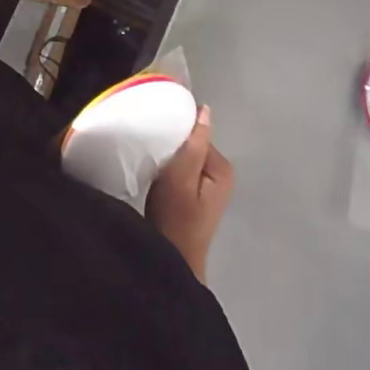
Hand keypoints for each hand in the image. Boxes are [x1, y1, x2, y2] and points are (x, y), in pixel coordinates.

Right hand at [145, 106, 231, 280]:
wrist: (172, 259)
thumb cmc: (175, 218)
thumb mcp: (180, 177)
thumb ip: (193, 144)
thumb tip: (204, 110)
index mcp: (222, 167)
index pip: (195, 134)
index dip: (173, 135)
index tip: (152, 137)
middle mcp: (221, 174)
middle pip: (191, 145)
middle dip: (171, 147)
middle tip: (147, 153)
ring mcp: (210, 187)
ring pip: (184, 158)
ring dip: (167, 159)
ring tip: (149, 165)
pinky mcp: (196, 196)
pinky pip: (181, 171)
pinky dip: (168, 171)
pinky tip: (155, 178)